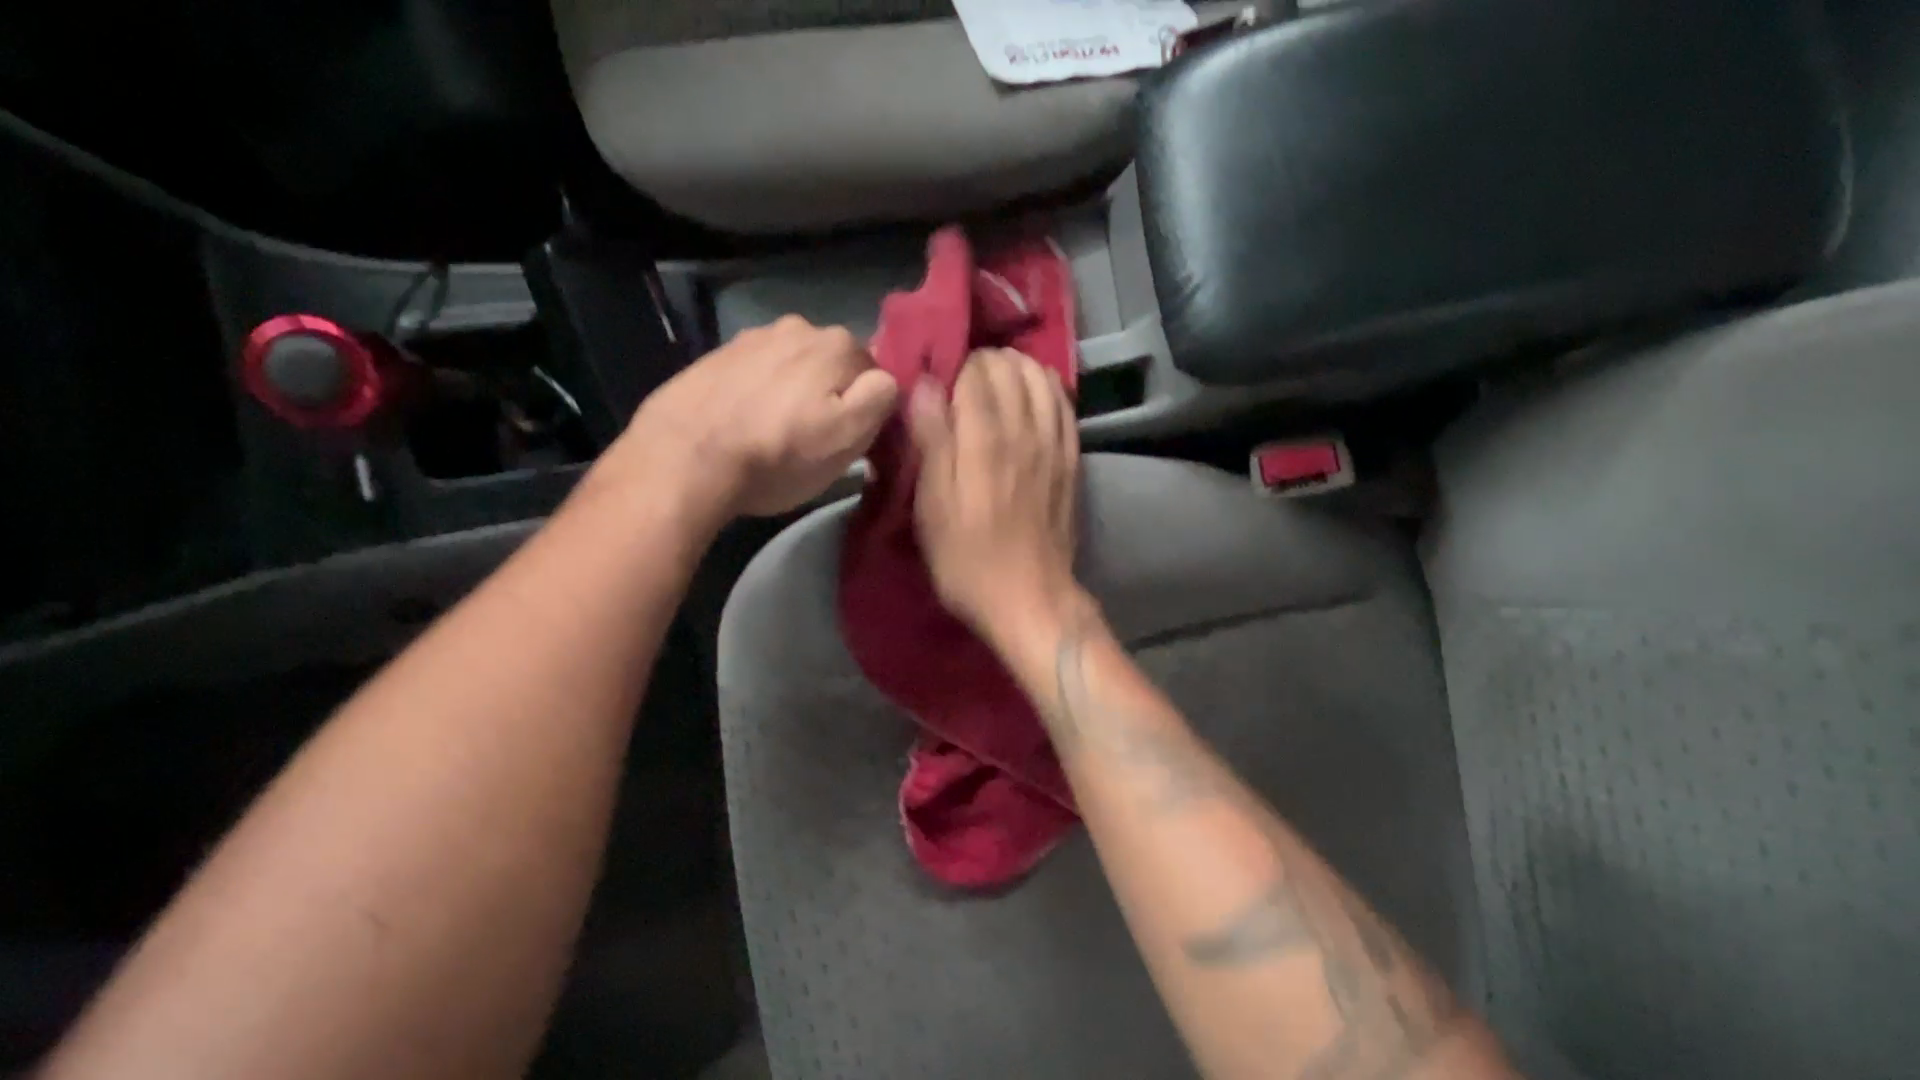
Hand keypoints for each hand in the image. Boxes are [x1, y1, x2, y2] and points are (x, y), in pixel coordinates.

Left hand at [612, 315, 897, 519]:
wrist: (684, 458)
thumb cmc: (778, 454)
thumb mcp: (849, 438)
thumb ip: (881, 398)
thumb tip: (886, 380)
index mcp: (837, 344)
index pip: (874, 374)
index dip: (867, 410)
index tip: (852, 443)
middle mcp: (796, 327)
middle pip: (831, 366)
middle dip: (828, 396)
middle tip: (812, 442)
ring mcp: (751, 339)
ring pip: (791, 368)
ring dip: (792, 393)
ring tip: (775, 434)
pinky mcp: (715, 358)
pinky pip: (755, 375)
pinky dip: (757, 395)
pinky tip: (744, 424)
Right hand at [909, 348, 1082, 638]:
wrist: (1030, 599)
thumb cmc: (967, 559)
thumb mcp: (932, 507)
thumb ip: (931, 441)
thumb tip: (927, 384)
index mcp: (985, 438)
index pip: (974, 370)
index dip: (952, 367)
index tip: (936, 383)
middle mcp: (1025, 428)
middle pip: (1009, 367)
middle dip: (982, 363)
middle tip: (960, 384)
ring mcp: (1054, 442)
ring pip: (1040, 377)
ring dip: (1015, 368)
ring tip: (994, 382)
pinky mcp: (1071, 458)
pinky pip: (1063, 403)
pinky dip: (1046, 387)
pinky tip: (1032, 393)